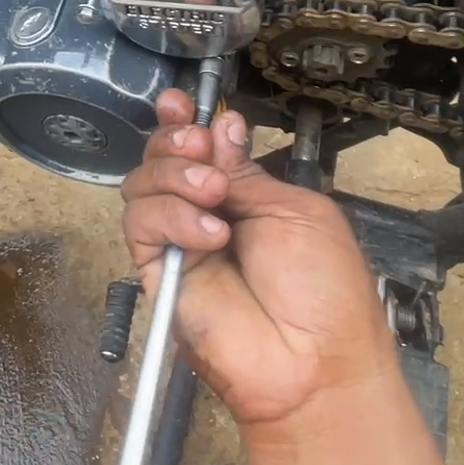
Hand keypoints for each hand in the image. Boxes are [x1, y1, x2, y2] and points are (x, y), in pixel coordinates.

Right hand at [120, 89, 397, 427]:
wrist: (313, 362)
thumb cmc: (323, 290)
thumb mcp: (296, 211)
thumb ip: (246, 170)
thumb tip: (220, 123)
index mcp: (240, 192)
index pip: (196, 145)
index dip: (182, 120)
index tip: (180, 102)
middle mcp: (201, 207)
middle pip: (160, 155)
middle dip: (176, 140)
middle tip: (204, 152)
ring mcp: (175, 238)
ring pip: (141, 182)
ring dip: (175, 176)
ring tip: (214, 194)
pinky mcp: (154, 267)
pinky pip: (140, 222)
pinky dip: (172, 216)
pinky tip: (211, 234)